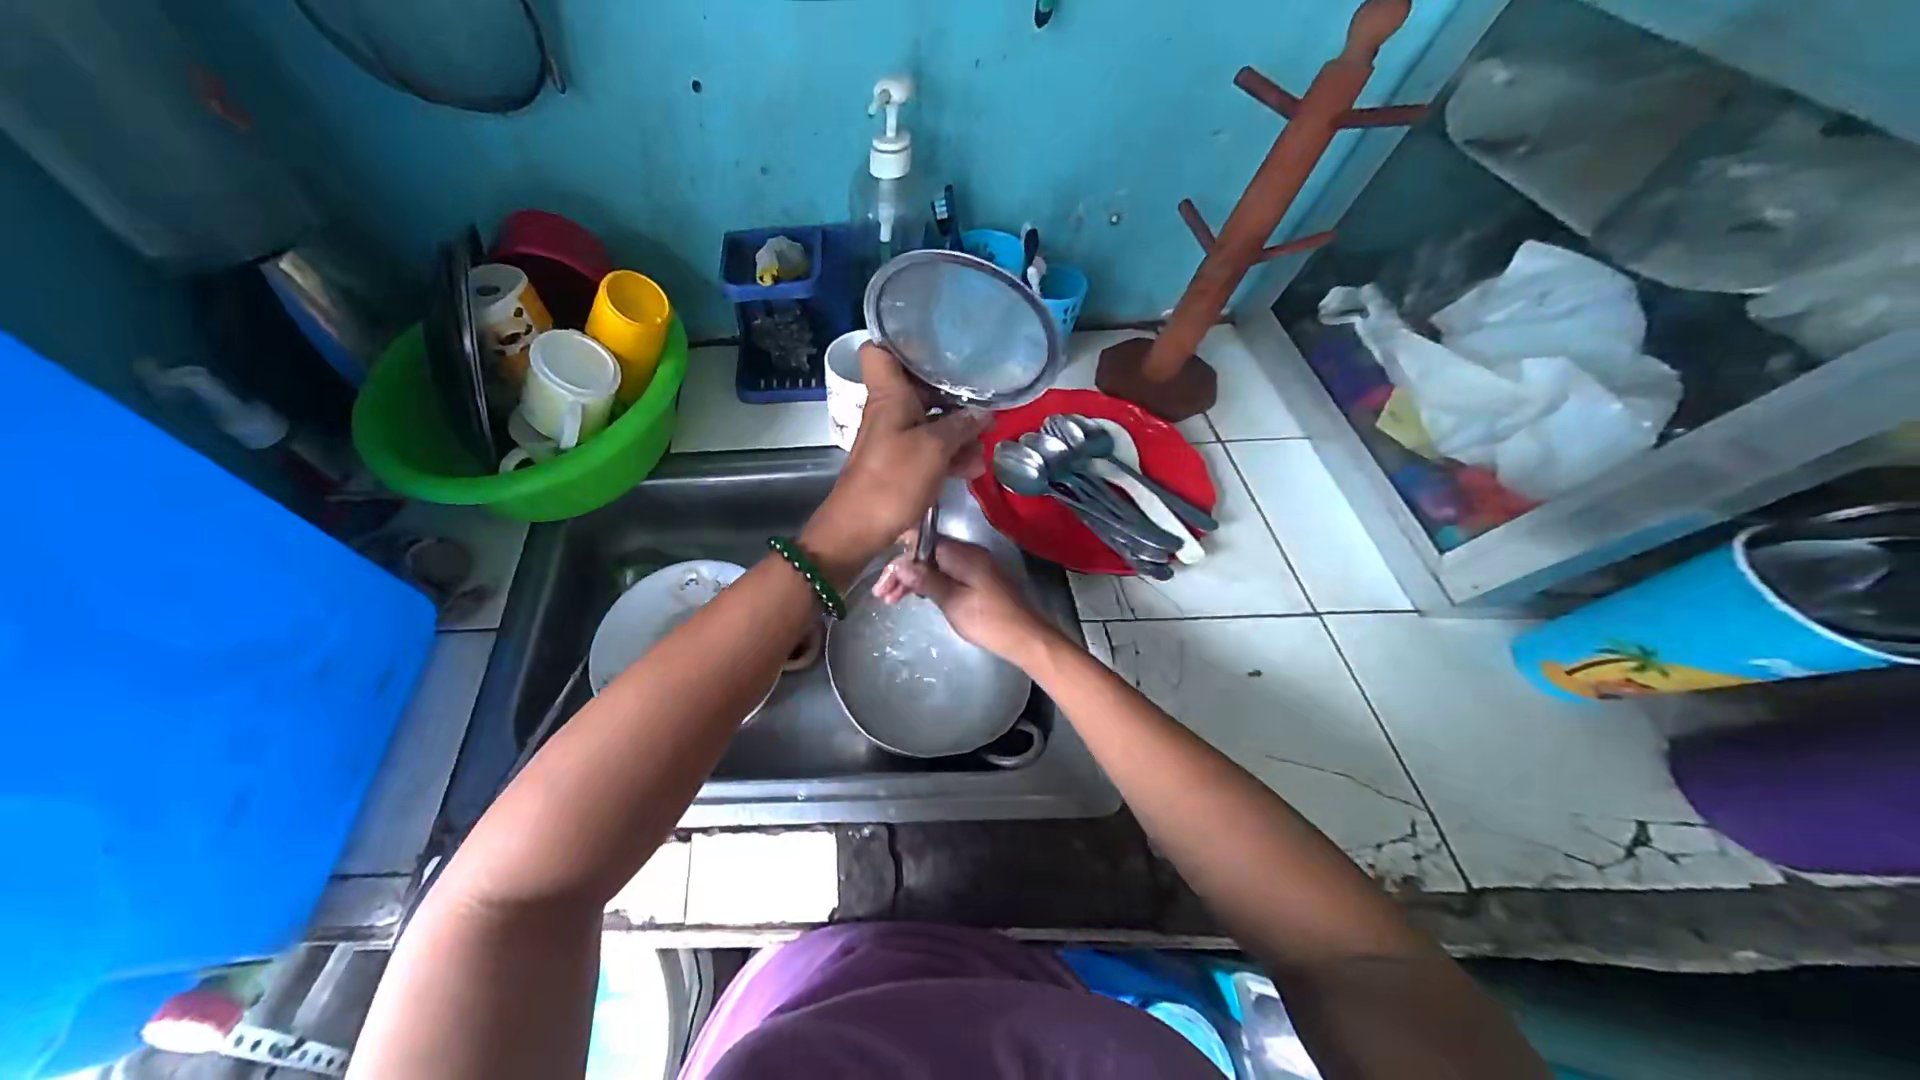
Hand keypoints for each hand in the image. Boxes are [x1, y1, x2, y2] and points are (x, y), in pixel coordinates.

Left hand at [801, 344, 989, 572]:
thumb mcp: (934, 450)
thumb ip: (961, 427)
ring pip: (929, 422)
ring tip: (985, 444)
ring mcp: (895, 439)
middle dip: (952, 394)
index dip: (903, 341)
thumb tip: (983, 414)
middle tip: (984, 400)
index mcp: (889, 395)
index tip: (936, 343)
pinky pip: (929, 449)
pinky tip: (973, 467)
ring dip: (958, 431)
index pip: (879, 351)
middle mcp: (890, 411)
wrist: (858, 530)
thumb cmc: (892, 480)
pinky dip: (949, 454)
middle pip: (919, 388)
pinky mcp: (900, 465)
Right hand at [871, 539, 1061, 664]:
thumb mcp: (952, 601)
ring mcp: (974, 565)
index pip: (922, 542)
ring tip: (891, 600)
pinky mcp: (978, 579)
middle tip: (883, 595)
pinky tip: (917, 596)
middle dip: (903, 571)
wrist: (1025, 637)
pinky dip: (930, 583)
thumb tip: (898, 563)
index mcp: (962, 553)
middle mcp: (968, 553)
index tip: (883, 580)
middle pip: (927, 553)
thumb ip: (925, 580)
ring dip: (914, 579)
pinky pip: (946, 573)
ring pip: (935, 565)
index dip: (899, 558)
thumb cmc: (988, 620)